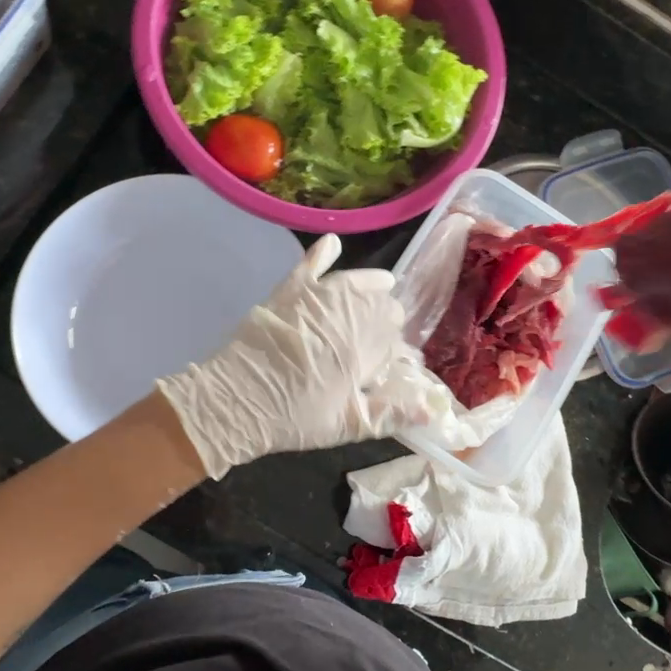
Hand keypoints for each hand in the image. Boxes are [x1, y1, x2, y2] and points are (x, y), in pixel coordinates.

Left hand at [156, 234, 409, 479]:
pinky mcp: (290, 292)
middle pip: (380, 306)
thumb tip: (433, 409)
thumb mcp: (348, 426)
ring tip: (382, 285)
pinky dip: (322, 253)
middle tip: (377, 336)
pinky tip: (333, 243)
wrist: (238, 402)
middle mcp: (348, 316)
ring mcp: (318, 299)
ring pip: (355, 282)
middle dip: (385, 316)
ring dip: (371, 284)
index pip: (395, 337)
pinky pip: (310, 265)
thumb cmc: (294, 418)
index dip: (395, 347)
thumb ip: (391, 415)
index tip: (389, 360)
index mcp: (365, 349)